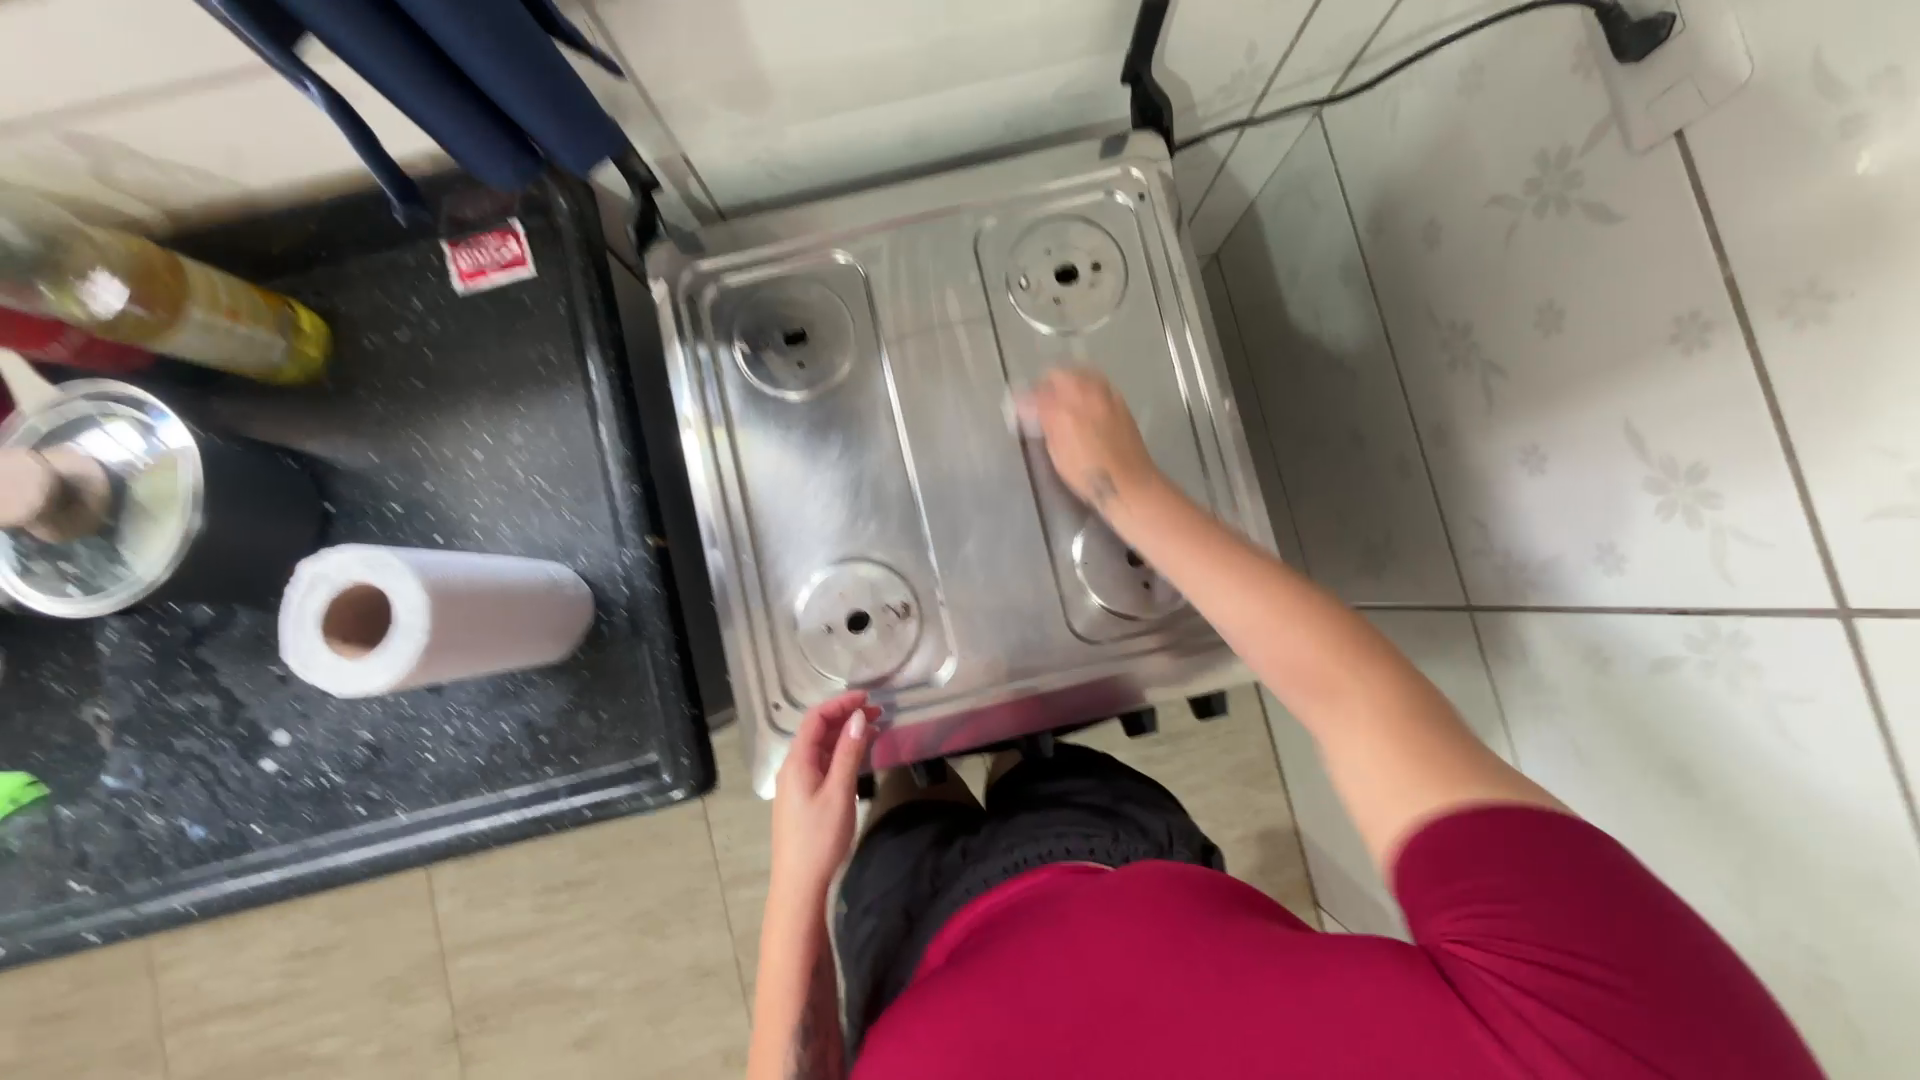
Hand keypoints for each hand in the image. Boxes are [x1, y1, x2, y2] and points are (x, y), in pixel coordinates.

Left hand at [771, 690, 874, 898]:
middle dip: (844, 716)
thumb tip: (858, 717)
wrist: (799, 884)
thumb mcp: (839, 792)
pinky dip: (840, 753)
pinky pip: (822, 763)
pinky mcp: (804, 797)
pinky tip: (858, 755)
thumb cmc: (819, 838)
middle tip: (877, 712)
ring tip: (873, 728)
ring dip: (844, 734)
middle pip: (817, 730)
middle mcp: (793, 767)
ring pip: (820, 747)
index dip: (840, 703)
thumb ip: (848, 753)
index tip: (868, 698)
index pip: (815, 718)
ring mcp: (797, 783)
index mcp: (796, 761)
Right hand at [1025, 368, 1163, 514]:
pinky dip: (1087, 386)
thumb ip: (1045, 426)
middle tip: (1041, 398)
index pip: (1037, 393)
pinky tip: (1086, 402)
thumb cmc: (1087, 474)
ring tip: (1064, 396)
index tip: (1021, 406)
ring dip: (1069, 381)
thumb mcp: (1057, 453)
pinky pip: (1098, 383)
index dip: (1025, 399)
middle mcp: (1084, 395)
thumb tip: (1032, 410)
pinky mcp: (1120, 401)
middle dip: (1047, 383)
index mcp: (1062, 411)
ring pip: (1081, 374)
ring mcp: (1105, 395)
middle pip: (1060, 374)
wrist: (1128, 482)